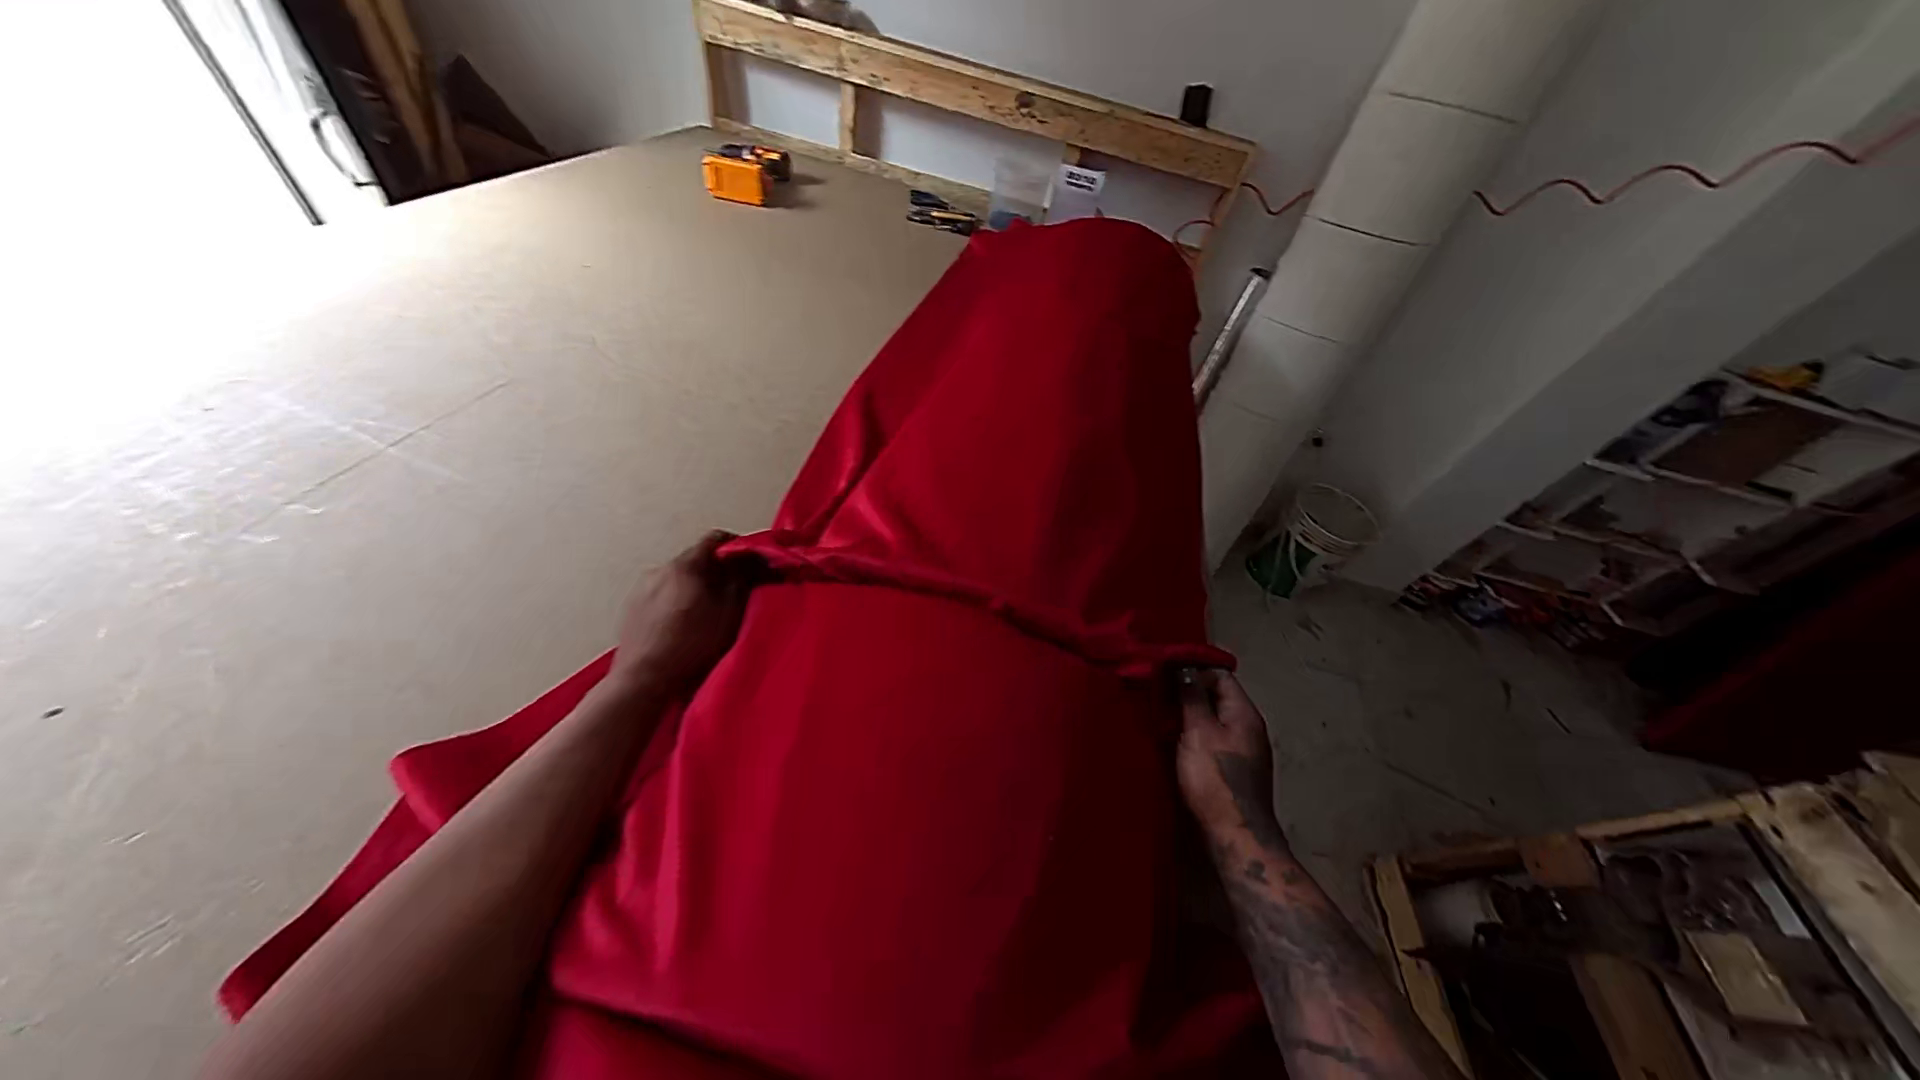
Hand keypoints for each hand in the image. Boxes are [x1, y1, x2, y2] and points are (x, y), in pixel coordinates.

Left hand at [613, 531, 757, 696]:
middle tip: (734, 592)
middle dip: (717, 572)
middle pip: (696, 560)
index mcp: (685, 565)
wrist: (644, 679)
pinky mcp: (631, 610)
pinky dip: (676, 603)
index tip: (753, 562)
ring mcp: (641, 589)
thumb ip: (742, 579)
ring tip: (707, 615)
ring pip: (678, 579)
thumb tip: (753, 559)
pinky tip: (684, 627)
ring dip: (695, 588)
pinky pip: (661, 596)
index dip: (739, 547)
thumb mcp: (730, 611)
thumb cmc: (692, 646)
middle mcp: (659, 569)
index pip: (716, 539)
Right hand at [1176, 669, 1284, 847]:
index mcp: (1244, 712)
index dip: (1193, 668)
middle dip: (1188, 691)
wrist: (1235, 834)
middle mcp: (1248, 727)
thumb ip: (1191, 696)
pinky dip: (1193, 733)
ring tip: (1160, 713)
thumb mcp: (1198, 731)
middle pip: (1216, 696)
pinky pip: (1212, 738)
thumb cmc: (1215, 779)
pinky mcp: (1233, 768)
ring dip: (1189, 714)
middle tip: (1157, 691)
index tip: (1164, 670)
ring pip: (1213, 718)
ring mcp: (1243, 749)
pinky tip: (1174, 739)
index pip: (1220, 675)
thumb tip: (1185, 667)